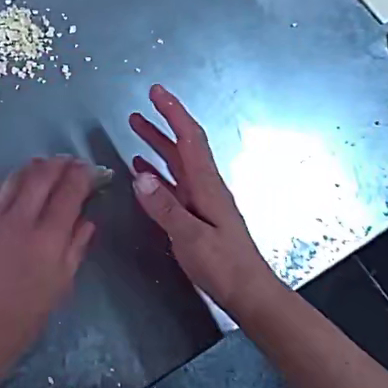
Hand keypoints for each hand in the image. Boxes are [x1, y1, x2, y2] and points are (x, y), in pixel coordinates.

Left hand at [0, 156, 97, 361]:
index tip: (89, 169)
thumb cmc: (31, 308)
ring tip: (44, 164)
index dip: (81, 175)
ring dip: (32, 167)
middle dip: (58, 164)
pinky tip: (16, 182)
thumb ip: (76, 245)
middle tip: (69, 160)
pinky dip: (9, 182)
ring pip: (16, 178)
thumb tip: (87, 219)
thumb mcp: (64, 280)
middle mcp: (22, 220)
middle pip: (41, 177)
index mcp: (49, 237)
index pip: (69, 193)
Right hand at [128, 84, 285, 314]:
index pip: (189, 139)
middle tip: (144, 102)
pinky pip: (173, 183)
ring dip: (157, 142)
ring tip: (136, 126)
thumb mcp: (192, 238)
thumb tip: (140, 177)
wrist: (251, 295)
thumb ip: (165, 208)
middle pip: (183, 145)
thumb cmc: (225, 267)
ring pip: (176, 162)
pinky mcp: (196, 214)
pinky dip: (156, 170)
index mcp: (207, 186)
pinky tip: (142, 170)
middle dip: (164, 121)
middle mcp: (205, 187)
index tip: (157, 93)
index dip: (173, 113)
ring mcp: (201, 200)